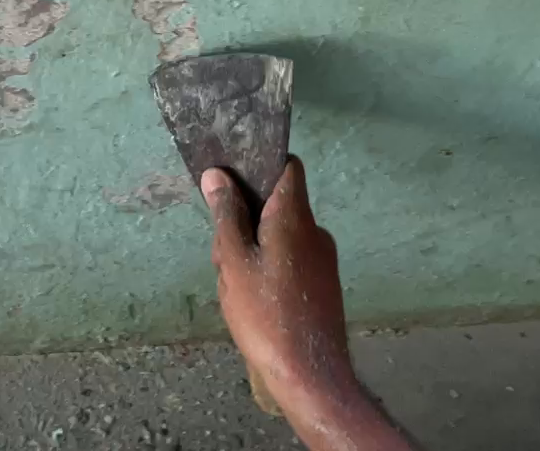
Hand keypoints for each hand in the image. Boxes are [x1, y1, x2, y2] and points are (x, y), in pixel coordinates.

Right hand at [203, 159, 359, 416]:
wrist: (311, 379)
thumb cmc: (266, 314)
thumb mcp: (233, 261)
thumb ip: (225, 215)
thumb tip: (217, 174)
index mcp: (295, 218)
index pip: (287, 167)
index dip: (260, 161)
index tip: (231, 171)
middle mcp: (315, 232)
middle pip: (276, 203)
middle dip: (244, 216)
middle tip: (222, 251)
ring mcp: (322, 260)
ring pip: (279, 233)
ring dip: (252, 244)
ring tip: (235, 281)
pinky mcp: (322, 284)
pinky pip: (290, 256)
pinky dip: (268, 263)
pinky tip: (253, 296)